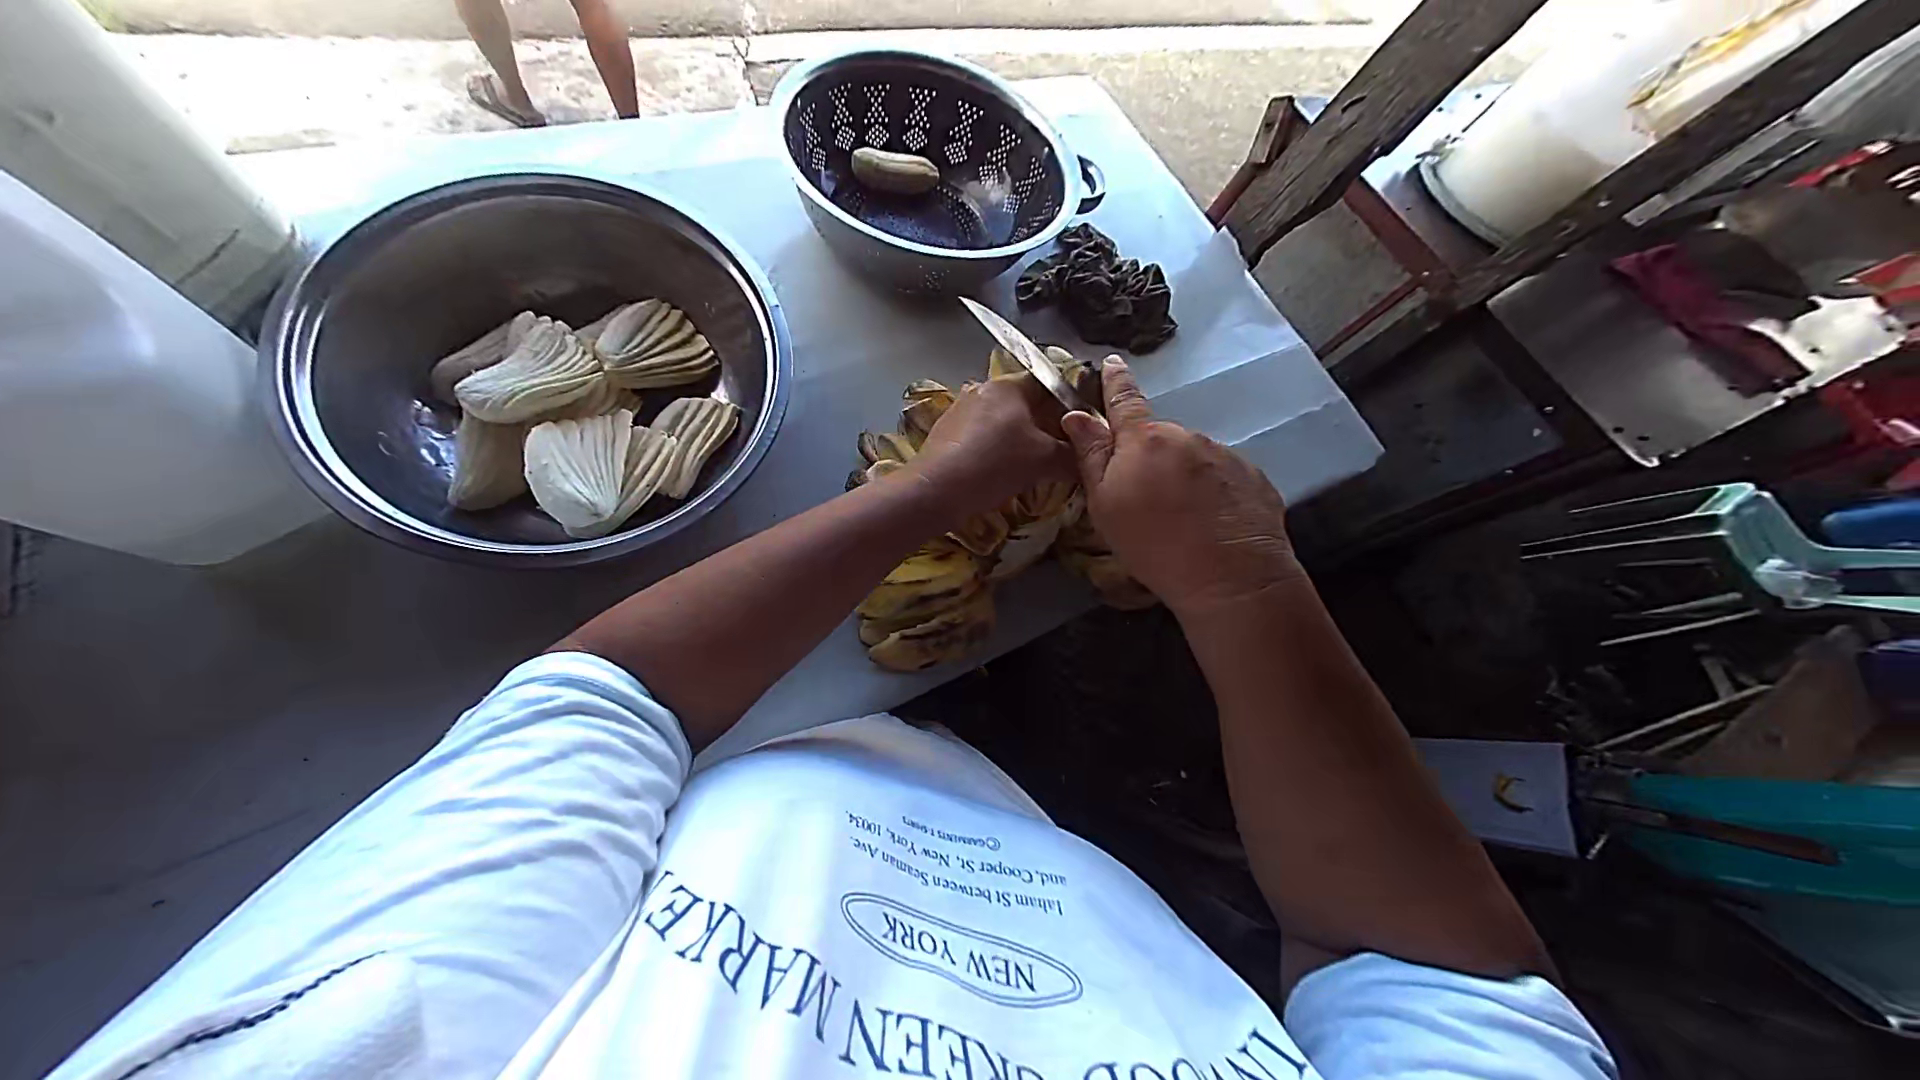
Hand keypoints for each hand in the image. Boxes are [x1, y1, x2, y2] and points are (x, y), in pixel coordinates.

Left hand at [907, 375, 1075, 525]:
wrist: (935, 491)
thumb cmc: (994, 464)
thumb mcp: (1044, 461)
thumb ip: (1073, 456)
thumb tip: (1090, 458)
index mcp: (1009, 385)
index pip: (1051, 382)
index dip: (1073, 403)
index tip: (1086, 425)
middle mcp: (983, 390)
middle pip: (1027, 404)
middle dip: (1048, 425)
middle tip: (1067, 450)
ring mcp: (962, 411)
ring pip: (1005, 422)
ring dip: (1024, 440)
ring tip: (1039, 465)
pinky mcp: (948, 435)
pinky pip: (985, 437)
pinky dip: (1000, 450)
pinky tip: (1006, 472)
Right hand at [1060, 357, 1300, 613]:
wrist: (1230, 577)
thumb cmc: (1153, 543)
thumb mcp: (1105, 504)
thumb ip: (1091, 456)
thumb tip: (1077, 416)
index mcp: (1144, 440)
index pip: (1124, 399)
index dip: (1115, 380)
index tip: (1112, 362)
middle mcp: (1186, 436)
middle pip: (1159, 438)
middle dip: (1149, 458)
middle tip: (1144, 500)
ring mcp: (1224, 455)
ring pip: (1192, 458)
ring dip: (1182, 478)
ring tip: (1181, 520)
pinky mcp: (1253, 477)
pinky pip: (1222, 477)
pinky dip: (1212, 493)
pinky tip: (1210, 524)